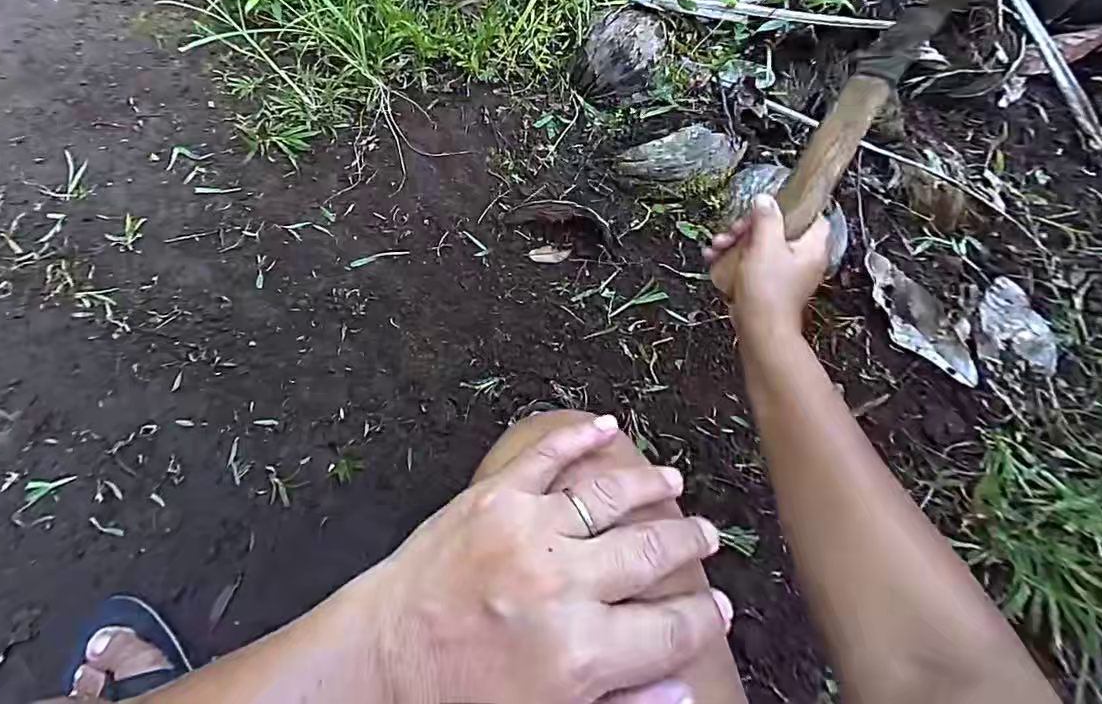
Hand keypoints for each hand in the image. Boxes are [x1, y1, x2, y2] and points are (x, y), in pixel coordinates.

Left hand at [369, 415, 731, 703]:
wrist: (381, 659)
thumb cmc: (459, 698)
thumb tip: (684, 687)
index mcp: (579, 654)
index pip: (668, 630)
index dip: (703, 617)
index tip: (719, 605)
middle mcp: (561, 584)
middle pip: (648, 554)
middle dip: (687, 543)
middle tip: (708, 534)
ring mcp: (527, 529)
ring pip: (607, 496)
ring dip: (646, 485)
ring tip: (672, 480)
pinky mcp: (494, 495)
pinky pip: (545, 456)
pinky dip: (577, 437)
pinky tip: (605, 426)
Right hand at [704, 193, 828, 337]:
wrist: (759, 328)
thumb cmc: (768, 289)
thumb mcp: (765, 245)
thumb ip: (767, 219)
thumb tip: (765, 200)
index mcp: (812, 248)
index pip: (814, 217)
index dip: (792, 208)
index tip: (770, 206)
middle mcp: (802, 259)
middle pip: (779, 230)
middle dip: (750, 227)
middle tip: (734, 230)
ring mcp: (785, 273)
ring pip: (761, 246)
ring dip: (737, 242)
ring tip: (718, 246)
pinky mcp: (768, 284)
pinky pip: (752, 263)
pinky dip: (735, 259)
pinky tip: (715, 258)